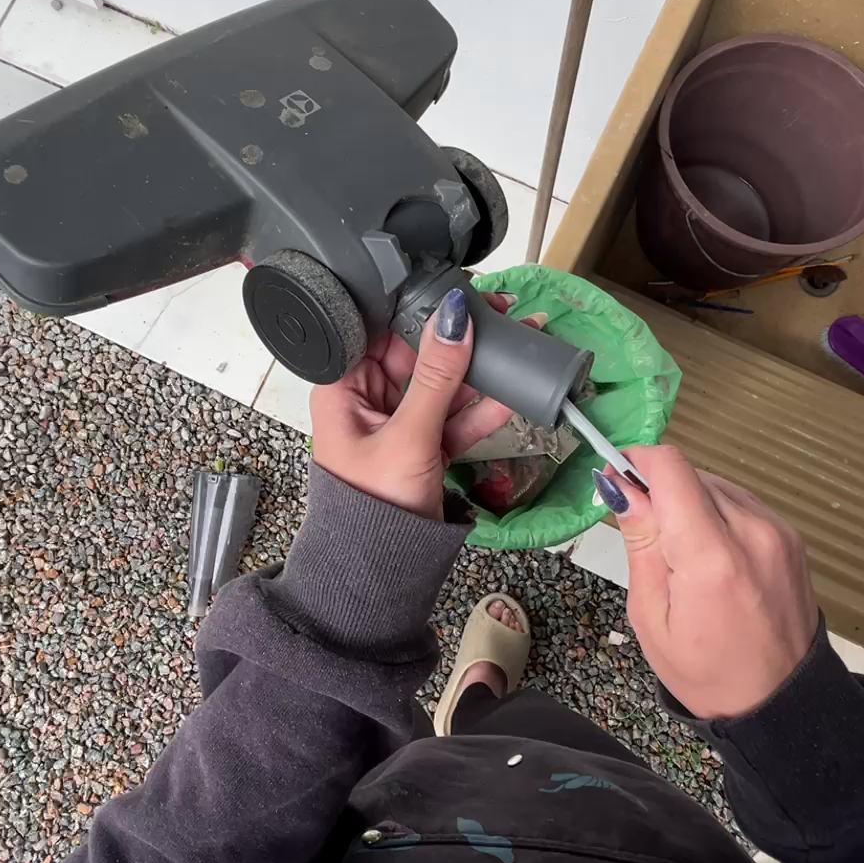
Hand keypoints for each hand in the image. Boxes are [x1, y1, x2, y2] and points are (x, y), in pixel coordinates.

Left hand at [309, 288, 526, 519]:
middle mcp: (368, 399)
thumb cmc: (374, 503)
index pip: (379, 332)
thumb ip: (437, 376)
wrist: (383, 570)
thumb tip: (455, 317)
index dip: (417, 310)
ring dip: (479, 370)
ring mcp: (399, 423)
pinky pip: (454, 417)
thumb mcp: (409, 435)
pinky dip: (481, 408)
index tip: (458, 292)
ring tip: (519, 340)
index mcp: (343, 388)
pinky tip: (513, 390)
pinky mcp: (424, 445)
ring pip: (442, 385)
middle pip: (416, 354)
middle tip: (501, 310)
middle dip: (459, 337)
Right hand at [595, 445, 818, 718]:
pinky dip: (713, 512)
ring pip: (714, 483)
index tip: (616, 480)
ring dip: (685, 500)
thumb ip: (641, 541)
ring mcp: (778, 530)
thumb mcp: (650, 614)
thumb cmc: (704, 670)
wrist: (784, 706)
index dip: (636, 461)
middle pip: (690, 472)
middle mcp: (752, 530)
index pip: (671, 468)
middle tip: (640, 527)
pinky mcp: (790, 536)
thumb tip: (620, 487)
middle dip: (656, 487)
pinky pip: (739, 501)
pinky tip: (707, 551)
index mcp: (711, 555)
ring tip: (677, 549)